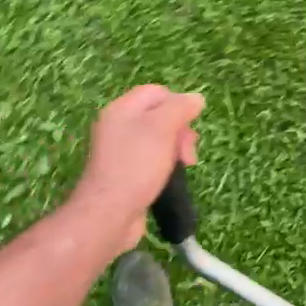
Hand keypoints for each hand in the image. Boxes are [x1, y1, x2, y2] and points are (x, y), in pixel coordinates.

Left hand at [67, 85, 203, 253]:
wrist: (110, 213)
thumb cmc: (137, 165)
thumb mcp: (162, 129)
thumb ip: (180, 108)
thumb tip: (196, 98)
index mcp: (122, 109)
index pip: (156, 93)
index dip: (178, 104)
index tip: (191, 125)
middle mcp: (118, 126)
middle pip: (159, 116)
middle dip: (180, 130)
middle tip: (188, 153)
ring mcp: (121, 151)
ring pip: (158, 139)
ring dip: (176, 149)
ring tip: (185, 166)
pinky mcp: (126, 173)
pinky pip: (151, 159)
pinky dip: (165, 165)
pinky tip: (172, 177)